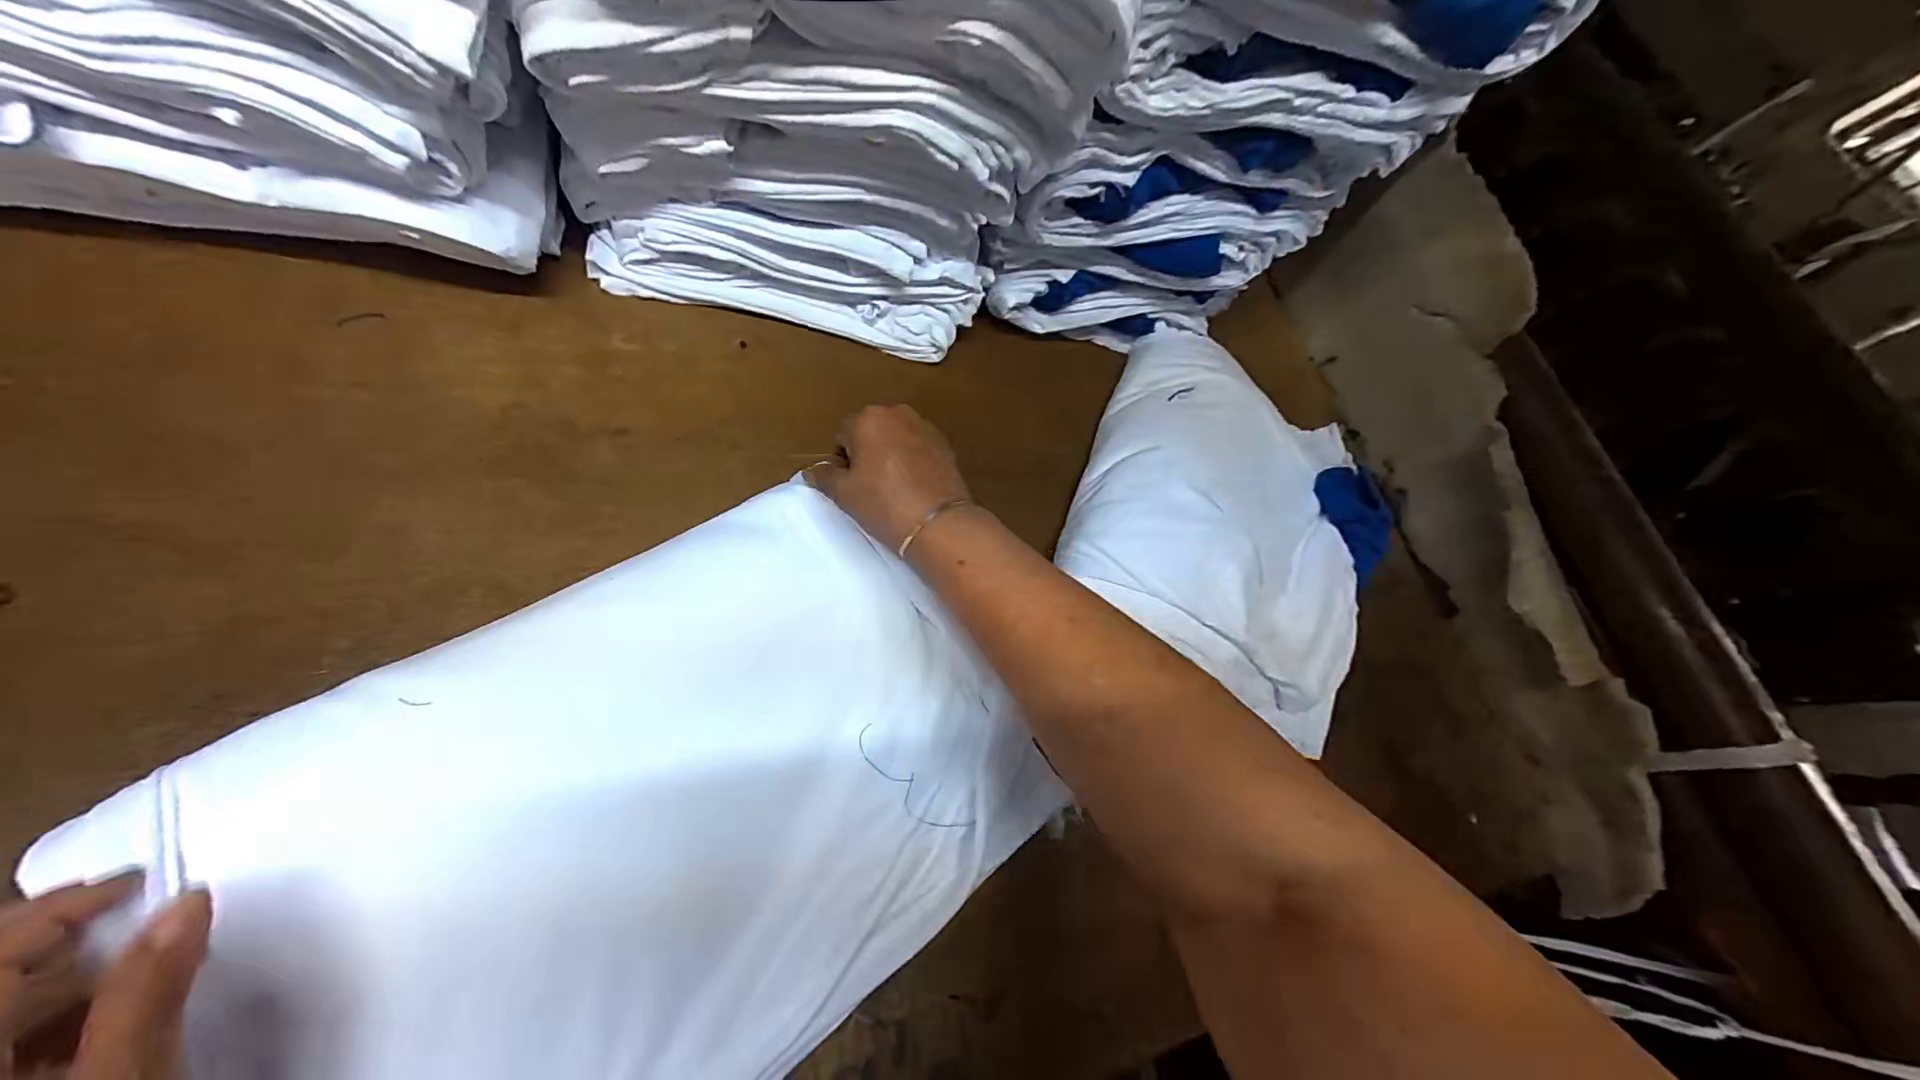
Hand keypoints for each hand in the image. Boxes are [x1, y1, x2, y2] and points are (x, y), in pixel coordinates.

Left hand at [2, 874, 210, 1079]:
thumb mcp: (129, 1070)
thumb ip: (150, 987)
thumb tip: (190, 902)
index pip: (2, 942)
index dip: (68, 904)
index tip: (139, 879)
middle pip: (4, 973)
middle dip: (82, 945)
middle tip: (160, 926)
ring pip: (8, 1007)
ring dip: (74, 985)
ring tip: (147, 976)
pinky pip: (7, 1040)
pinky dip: (54, 1023)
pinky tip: (102, 1028)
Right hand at [805, 405, 973, 551]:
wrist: (938, 522)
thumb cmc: (884, 504)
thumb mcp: (844, 493)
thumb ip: (824, 476)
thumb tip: (813, 471)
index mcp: (868, 418)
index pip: (842, 437)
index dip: (842, 463)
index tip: (851, 486)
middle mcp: (897, 413)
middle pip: (870, 433)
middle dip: (866, 454)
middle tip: (870, 487)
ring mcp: (925, 427)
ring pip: (895, 439)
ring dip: (889, 456)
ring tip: (893, 488)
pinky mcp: (944, 444)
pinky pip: (917, 448)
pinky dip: (911, 461)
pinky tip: (913, 486)